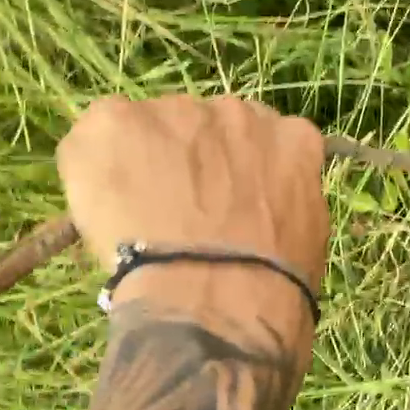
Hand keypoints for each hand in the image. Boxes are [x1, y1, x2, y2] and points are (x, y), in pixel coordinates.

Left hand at [56, 95, 329, 330]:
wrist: (218, 298)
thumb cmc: (279, 282)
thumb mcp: (308, 235)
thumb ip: (284, 198)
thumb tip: (260, 201)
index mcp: (293, 140)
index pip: (274, 137)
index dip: (253, 168)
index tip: (244, 195)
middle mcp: (237, 112)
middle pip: (212, 124)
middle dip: (203, 157)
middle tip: (194, 207)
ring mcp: (174, 111)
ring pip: (155, 128)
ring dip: (152, 160)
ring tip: (149, 215)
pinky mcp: (114, 121)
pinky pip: (102, 140)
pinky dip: (103, 170)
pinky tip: (117, 214)